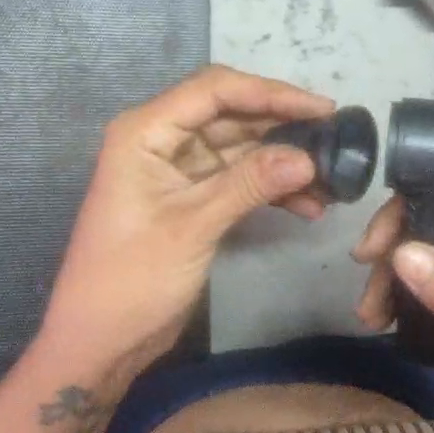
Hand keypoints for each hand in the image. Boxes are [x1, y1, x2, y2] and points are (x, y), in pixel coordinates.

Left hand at [39, 66, 334, 371]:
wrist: (99, 342)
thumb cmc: (131, 278)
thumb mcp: (192, 226)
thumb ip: (249, 184)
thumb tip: (309, 158)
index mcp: (146, 131)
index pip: (215, 90)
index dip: (271, 93)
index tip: (322, 108)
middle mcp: (162, 140)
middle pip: (231, 113)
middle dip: (282, 124)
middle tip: (335, 137)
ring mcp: (178, 170)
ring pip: (240, 147)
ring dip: (282, 160)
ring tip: (330, 177)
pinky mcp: (191, 198)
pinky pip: (238, 178)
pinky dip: (270, 188)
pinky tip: (308, 205)